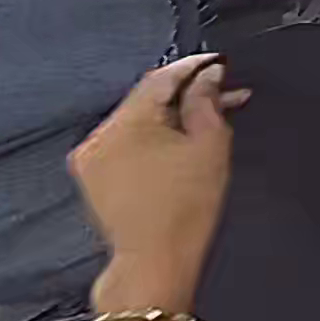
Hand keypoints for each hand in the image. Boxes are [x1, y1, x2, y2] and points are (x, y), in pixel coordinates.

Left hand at [69, 54, 249, 312]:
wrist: (157, 258)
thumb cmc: (187, 204)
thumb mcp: (210, 144)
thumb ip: (207, 102)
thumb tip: (209, 76)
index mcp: (125, 125)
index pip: (160, 79)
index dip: (193, 66)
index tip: (218, 62)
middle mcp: (99, 137)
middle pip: (148, 99)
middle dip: (188, 92)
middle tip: (227, 92)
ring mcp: (92, 158)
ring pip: (140, 120)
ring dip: (175, 113)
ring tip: (212, 117)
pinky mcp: (95, 177)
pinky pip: (129, 141)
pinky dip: (158, 134)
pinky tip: (184, 140)